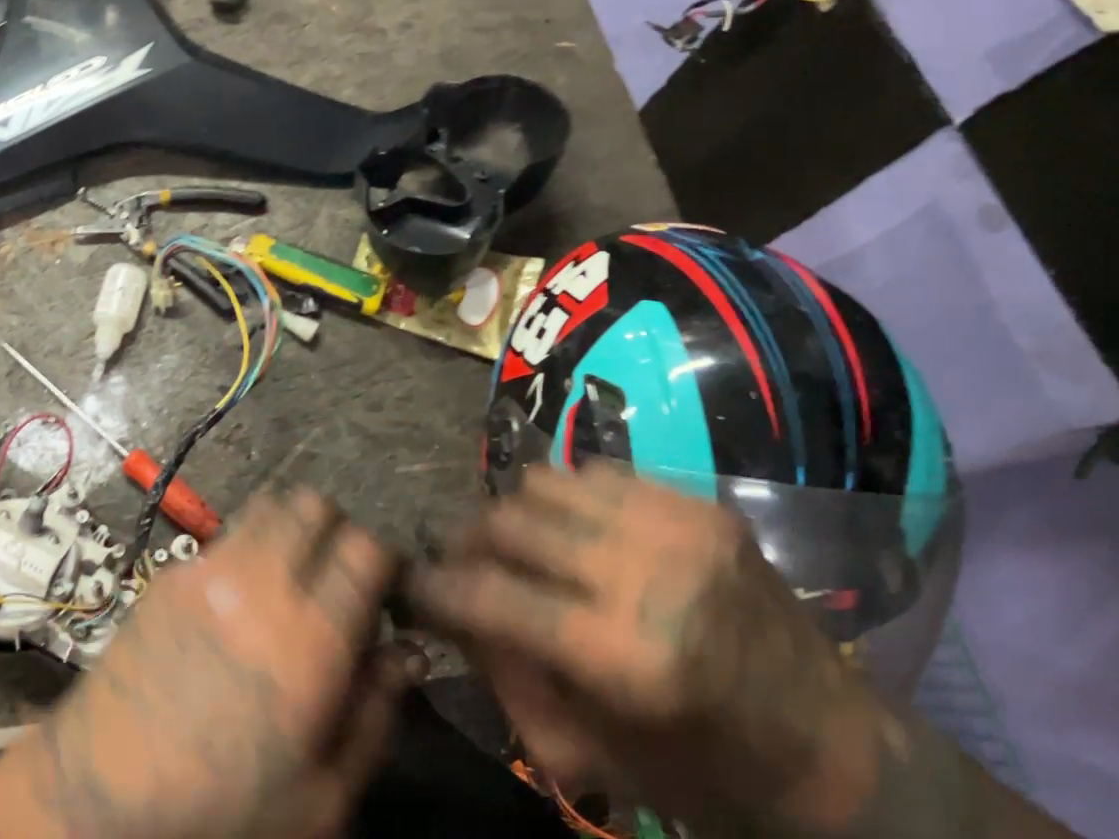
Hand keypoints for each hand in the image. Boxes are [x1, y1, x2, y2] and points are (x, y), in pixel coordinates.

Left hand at [0, 489, 410, 838]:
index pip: (367, 548)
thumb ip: (374, 714)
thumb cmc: (221, 809)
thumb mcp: (321, 795)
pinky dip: (245, 549)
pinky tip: (238, 600)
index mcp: (309, 638)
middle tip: (338, 576)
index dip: (386, 561)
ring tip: (289, 580)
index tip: (385, 589)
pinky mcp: (165, 578)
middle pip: (312, 505)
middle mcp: (257, 585)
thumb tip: (407, 652)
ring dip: (289, 531)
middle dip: (337, 530)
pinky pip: (221, 538)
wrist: (99, 795)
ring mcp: (204, 572)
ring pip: (264, 507)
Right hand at [404, 463, 878, 830]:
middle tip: (462, 566)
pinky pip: (593, 473)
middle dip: (465, 544)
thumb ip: (500, 673)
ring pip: (542, 484)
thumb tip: (446, 609)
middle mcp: (649, 574)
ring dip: (515, 516)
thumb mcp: (579, 752)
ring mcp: (681, 527)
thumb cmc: (693, 767)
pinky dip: (566, 501)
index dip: (433, 587)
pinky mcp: (701, 504)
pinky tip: (573, 535)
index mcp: (623, 657)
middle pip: (507, 522)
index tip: (412, 587)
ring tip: (519, 548)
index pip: (486, 593)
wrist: (827, 746)